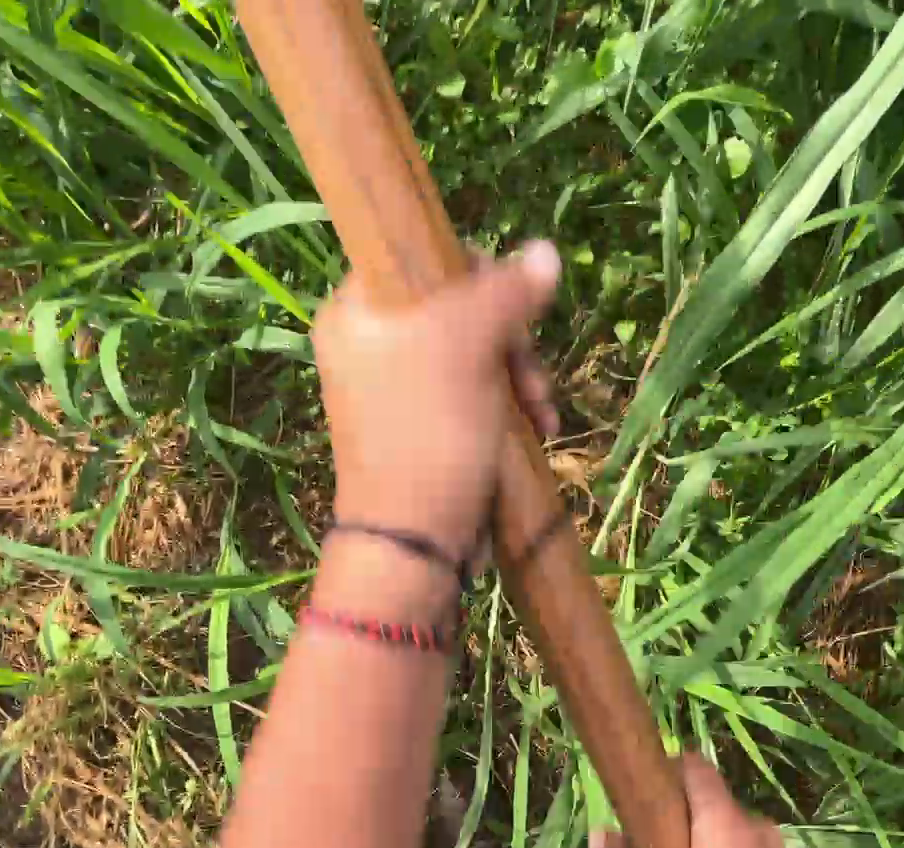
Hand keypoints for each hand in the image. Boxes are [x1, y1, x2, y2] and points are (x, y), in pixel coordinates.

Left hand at [311, 242, 561, 558]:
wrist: (414, 540)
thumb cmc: (429, 432)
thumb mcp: (468, 348)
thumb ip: (506, 292)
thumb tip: (546, 250)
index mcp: (357, 310)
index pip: (419, 255)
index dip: (474, 271)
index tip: (509, 304)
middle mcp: (373, 344)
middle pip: (458, 308)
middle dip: (510, 341)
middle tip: (528, 371)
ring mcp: (401, 389)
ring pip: (476, 354)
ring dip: (519, 378)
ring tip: (541, 411)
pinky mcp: (429, 425)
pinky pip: (476, 394)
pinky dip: (508, 406)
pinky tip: (537, 428)